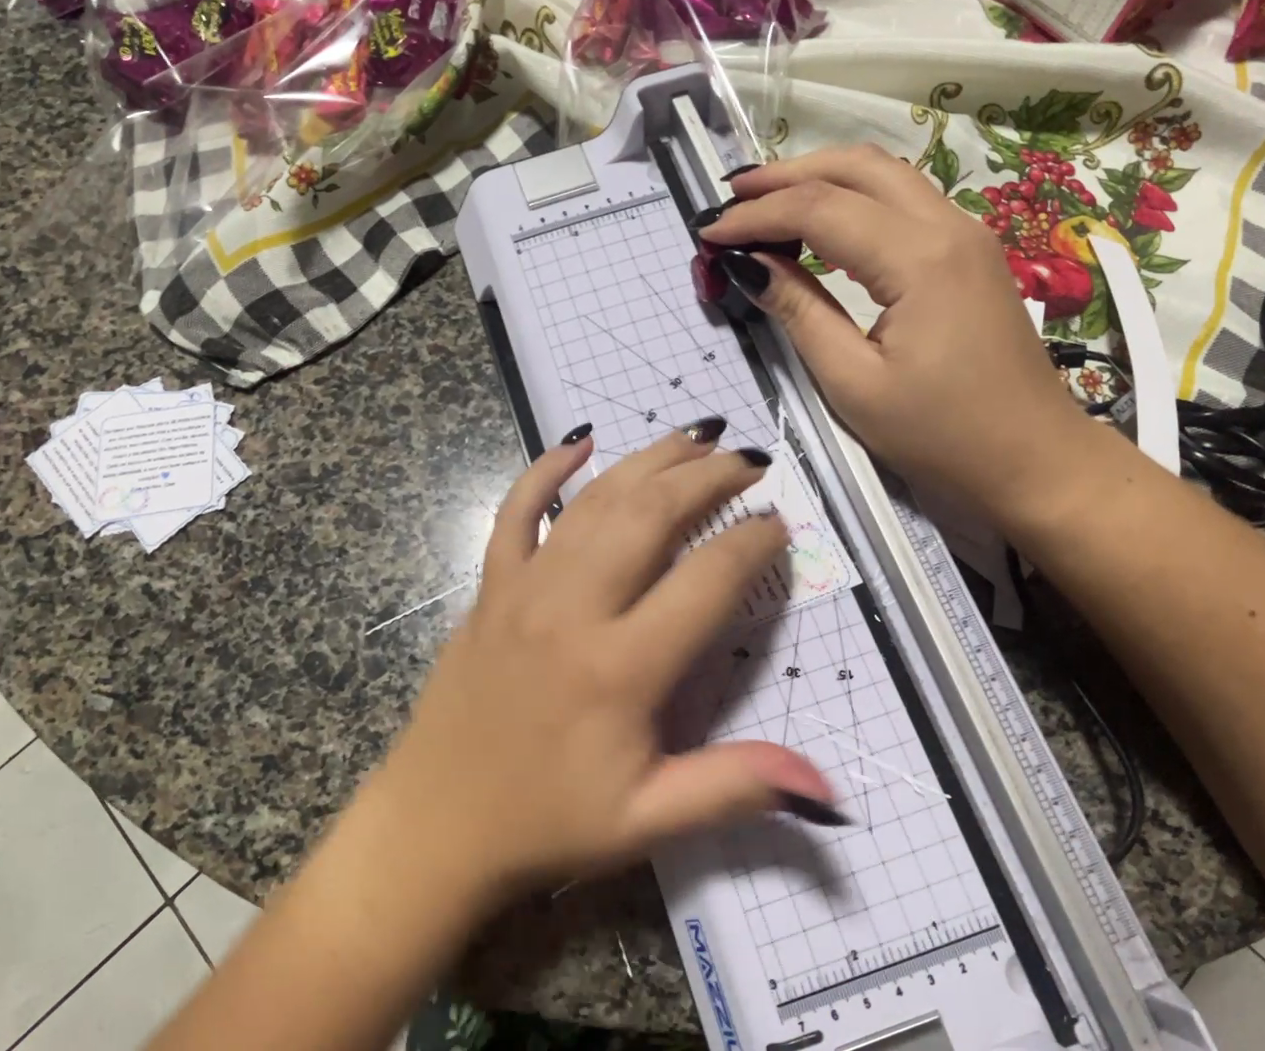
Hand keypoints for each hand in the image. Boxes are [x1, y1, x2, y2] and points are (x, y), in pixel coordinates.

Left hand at [375, 424, 840, 898]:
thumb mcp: (647, 821)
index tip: (780, 522)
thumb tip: (827, 788)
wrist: (437, 825)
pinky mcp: (488, 591)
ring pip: (593, 503)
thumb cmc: (547, 824)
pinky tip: (577, 442)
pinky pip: (515, 513)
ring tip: (693, 438)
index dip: (752, 542)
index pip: (706, 579)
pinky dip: (545, 471)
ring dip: (647, 462)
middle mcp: (573, 611)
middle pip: (650, 516)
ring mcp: (522, 592)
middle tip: (749, 461)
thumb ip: (734, 787)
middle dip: (707, 479)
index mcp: (621, 667)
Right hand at [699, 146, 1097, 521]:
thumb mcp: (854, 383)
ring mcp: (966, 235)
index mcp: (919, 258)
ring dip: (821, 180)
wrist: (1032, 460)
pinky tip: (820, 227)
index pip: (820, 209)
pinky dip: (853, 200)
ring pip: (884, 176)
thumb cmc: (940, 436)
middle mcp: (948, 226)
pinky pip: (903, 203)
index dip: (757, 215)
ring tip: (764, 204)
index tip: (708, 232)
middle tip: (730, 196)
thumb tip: (749, 265)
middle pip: (857, 167)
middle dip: (786, 174)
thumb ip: (800, 312)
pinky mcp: (970, 254)